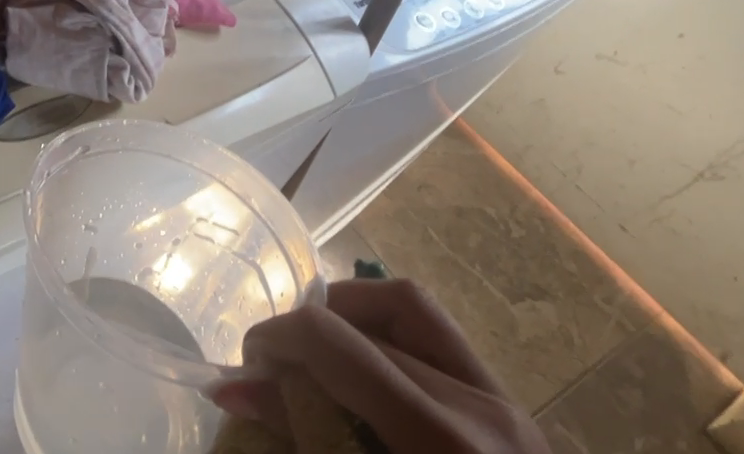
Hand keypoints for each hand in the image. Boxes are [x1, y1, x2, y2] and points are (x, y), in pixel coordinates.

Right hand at [213, 278, 549, 453]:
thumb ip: (300, 441)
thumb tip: (231, 389)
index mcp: (441, 442)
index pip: (331, 340)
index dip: (273, 338)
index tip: (247, 371)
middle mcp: (480, 407)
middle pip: (361, 318)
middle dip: (302, 333)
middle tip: (275, 371)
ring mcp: (506, 403)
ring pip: (405, 304)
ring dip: (347, 313)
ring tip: (319, 352)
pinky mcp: (512, 407)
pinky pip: (436, 333)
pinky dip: (387, 332)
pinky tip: (365, 370)